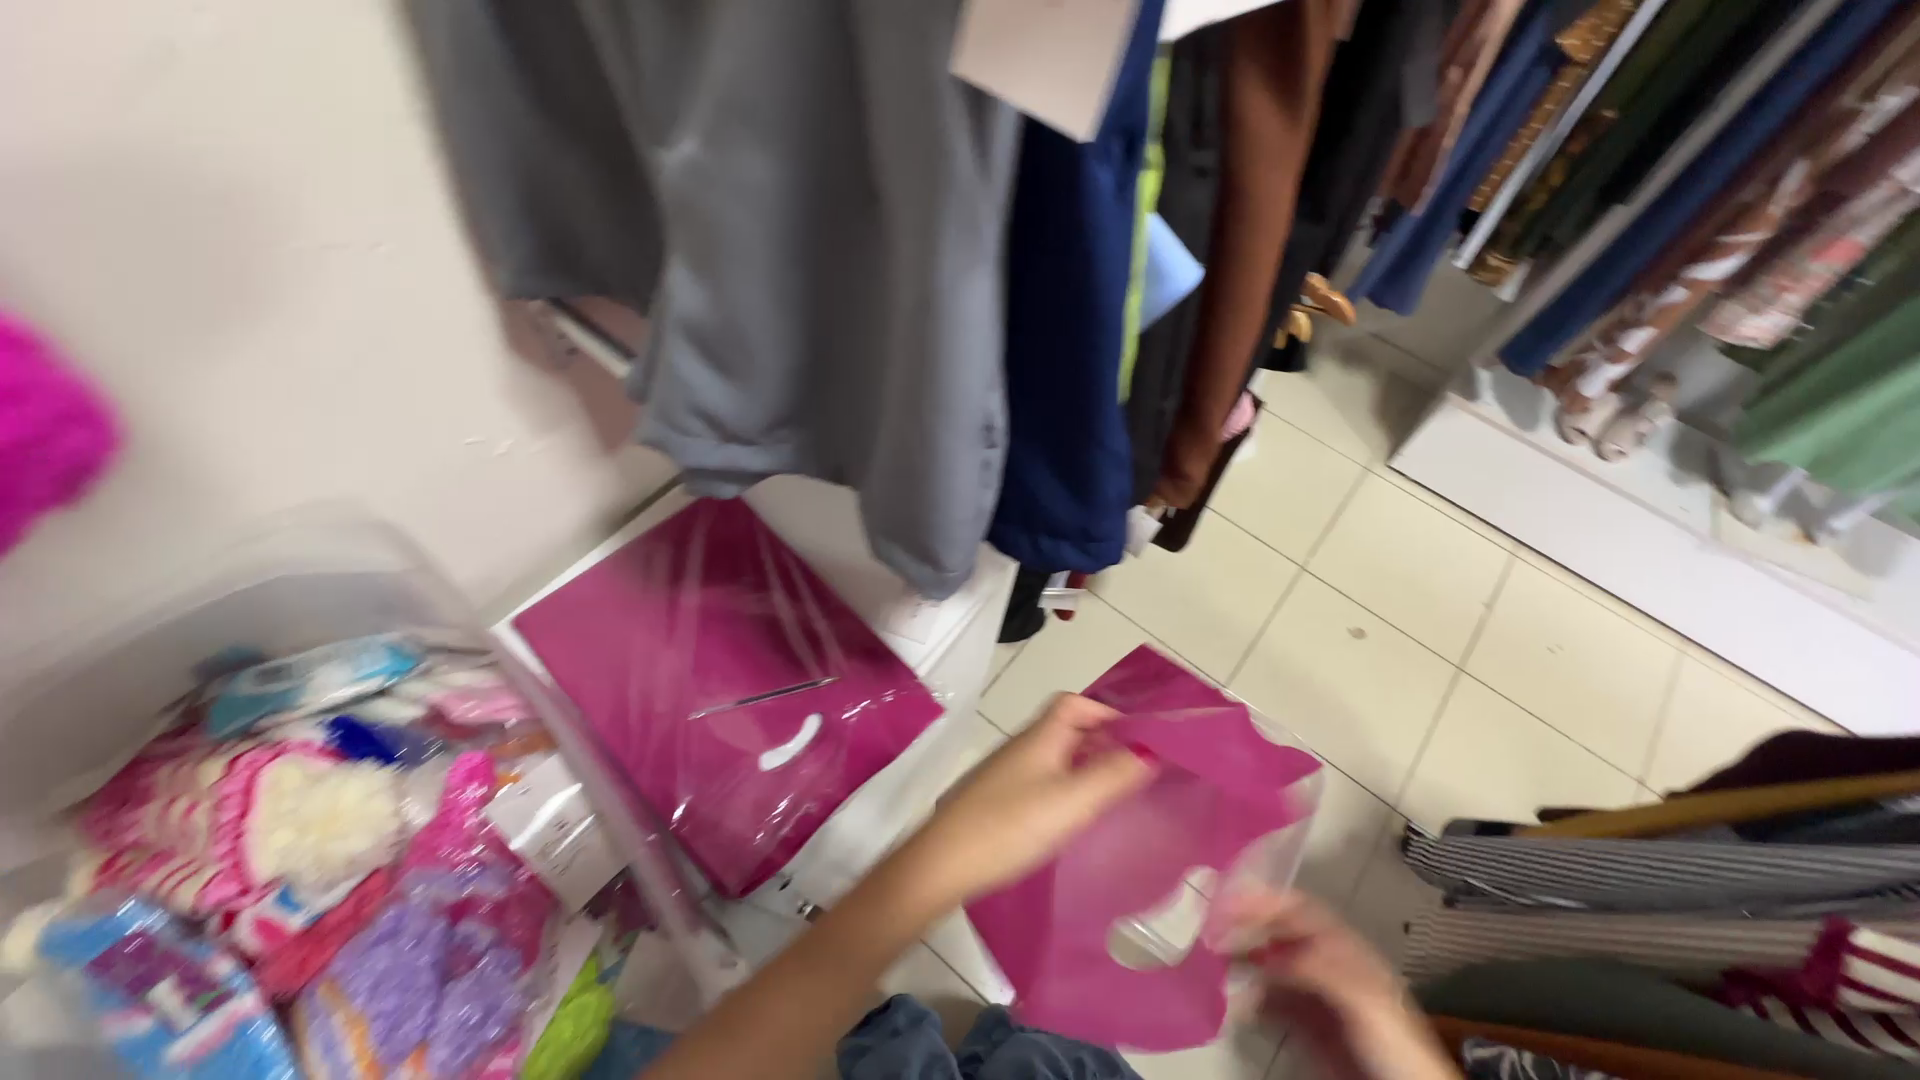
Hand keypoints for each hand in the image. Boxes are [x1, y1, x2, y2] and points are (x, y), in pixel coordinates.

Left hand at [894, 693, 1157, 906]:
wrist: (943, 865)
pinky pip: (1044, 782)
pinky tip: (1077, 818)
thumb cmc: (1010, 827)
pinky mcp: (999, 802)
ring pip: (1057, 757)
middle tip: (1138, 770)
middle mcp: (1022, 748)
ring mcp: (1007, 775)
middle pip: (1068, 729)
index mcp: (1040, 738)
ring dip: (1088, 767)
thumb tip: (1152, 749)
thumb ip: (1114, 774)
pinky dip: (1068, 789)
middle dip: (1104, 741)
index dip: (1107, 712)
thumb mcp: (1072, 801)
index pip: (1074, 703)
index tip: (1141, 741)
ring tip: (1116, 795)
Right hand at [1216, 891, 1459, 1079]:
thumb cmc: (1398, 1047)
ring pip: (1270, 967)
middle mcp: (1325, 965)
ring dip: (1244, 964)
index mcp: (1345, 950)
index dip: (1267, 900)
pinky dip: (1250, 1001)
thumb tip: (1271, 959)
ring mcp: (1313, 996)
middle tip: (1214, 933)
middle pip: (1280, 935)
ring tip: (1220, 967)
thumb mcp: (1366, 1003)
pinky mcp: (1305, 1027)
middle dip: (1248, 929)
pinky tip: (1237, 1006)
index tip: (1230, 900)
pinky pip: (1270, 1005)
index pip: (1300, 911)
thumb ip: (1321, 972)